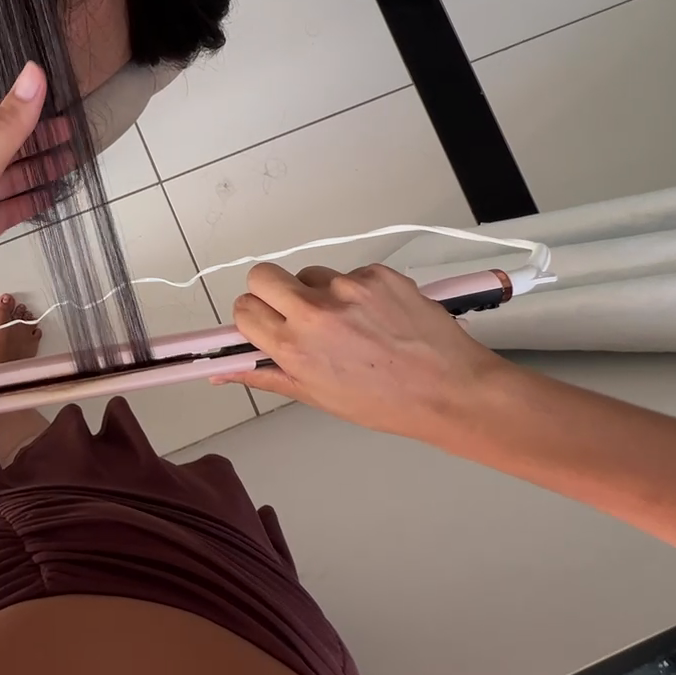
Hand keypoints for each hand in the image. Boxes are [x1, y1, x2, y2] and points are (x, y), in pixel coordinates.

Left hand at [0, 63, 68, 326]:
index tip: (50, 102)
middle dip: (32, 141)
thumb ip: (6, 126)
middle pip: (0, 149)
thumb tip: (35, 72)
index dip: (15, 109)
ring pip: (6, 181)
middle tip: (71, 135)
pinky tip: (53, 197)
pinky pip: (7, 212)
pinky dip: (29, 203)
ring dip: (35, 171)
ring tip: (71, 162)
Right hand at [219, 263, 511, 440]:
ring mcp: (347, 288)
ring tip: (346, 320)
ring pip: (308, 273)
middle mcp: (314, 312)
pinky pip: (348, 273)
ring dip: (316, 291)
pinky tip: (373, 315)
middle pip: (261, 275)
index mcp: (293, 346)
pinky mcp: (376, 275)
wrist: (452, 390)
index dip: (252, 318)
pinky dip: (354, 290)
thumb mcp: (315, 395)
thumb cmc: (387, 401)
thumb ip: (264, 375)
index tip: (264, 325)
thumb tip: (223, 371)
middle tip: (290, 310)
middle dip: (268, 290)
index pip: (243, 309)